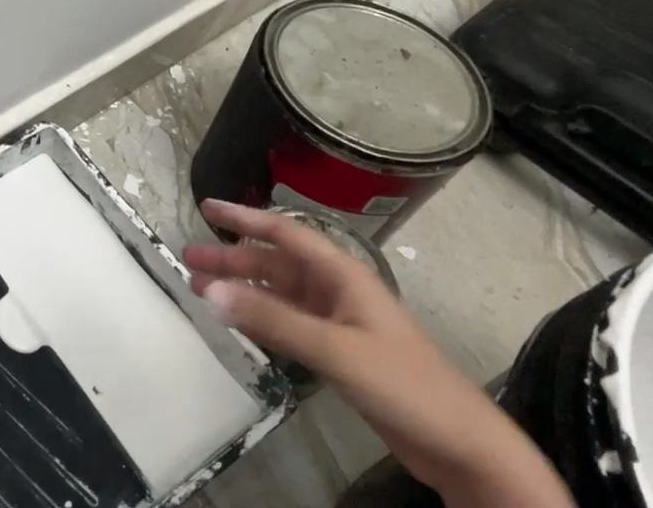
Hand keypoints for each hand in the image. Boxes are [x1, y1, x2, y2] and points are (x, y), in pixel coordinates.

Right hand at [183, 200, 571, 507]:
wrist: (462, 446)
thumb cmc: (405, 384)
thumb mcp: (335, 349)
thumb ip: (272, 320)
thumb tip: (210, 291)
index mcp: (343, 275)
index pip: (285, 234)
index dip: (245, 217)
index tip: (207, 206)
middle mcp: (337, 291)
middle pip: (275, 264)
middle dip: (232, 257)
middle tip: (189, 258)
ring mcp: (338, 322)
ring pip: (278, 294)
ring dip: (241, 288)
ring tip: (199, 287)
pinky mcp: (338, 352)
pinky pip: (287, 322)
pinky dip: (259, 317)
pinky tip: (237, 321)